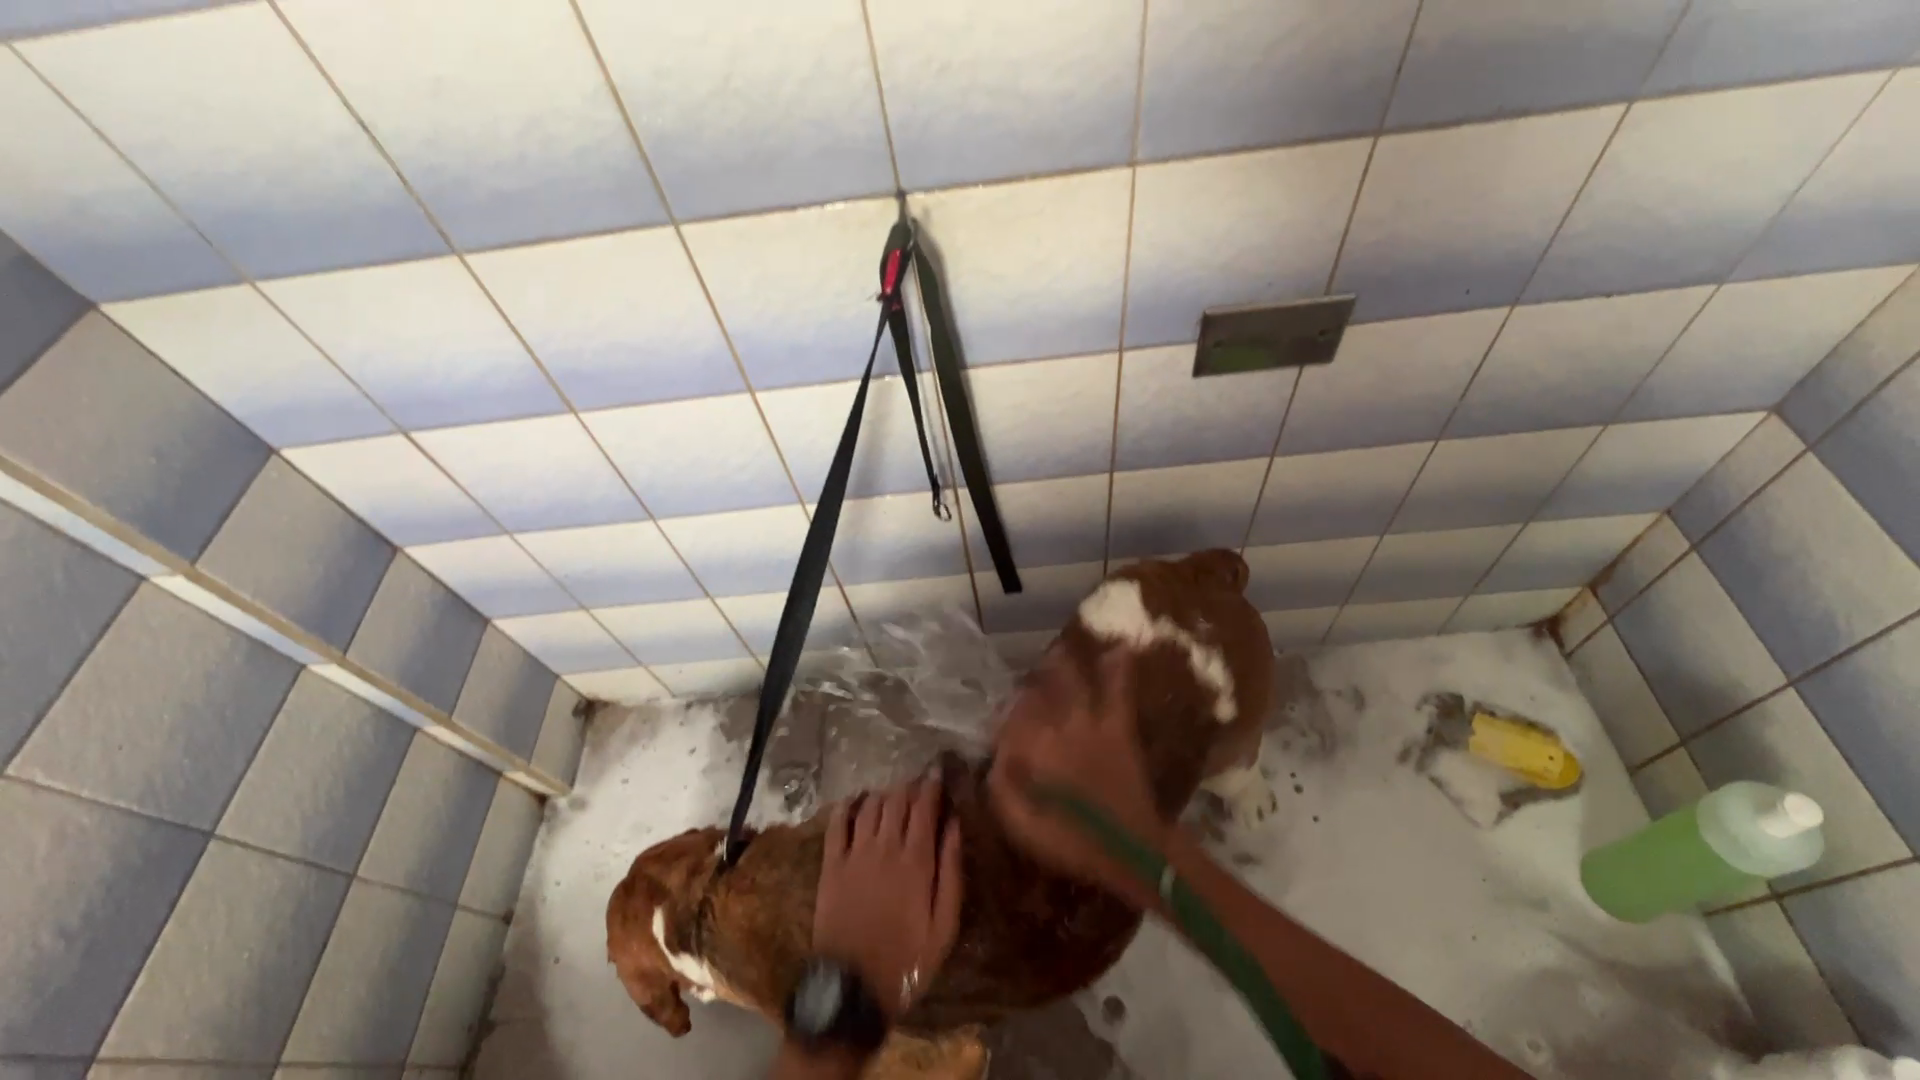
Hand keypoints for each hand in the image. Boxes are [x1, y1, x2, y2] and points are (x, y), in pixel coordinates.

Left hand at [813, 779, 962, 1019]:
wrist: (854, 986)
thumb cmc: (907, 959)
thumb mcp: (944, 925)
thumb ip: (951, 871)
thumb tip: (954, 826)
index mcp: (917, 862)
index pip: (925, 809)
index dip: (931, 787)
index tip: (938, 774)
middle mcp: (885, 848)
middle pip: (897, 802)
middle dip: (909, 786)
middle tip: (918, 783)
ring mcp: (854, 855)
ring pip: (870, 807)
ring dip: (884, 794)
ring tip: (893, 793)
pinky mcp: (830, 866)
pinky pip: (836, 824)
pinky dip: (846, 806)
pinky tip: (855, 800)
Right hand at [988, 646, 1168, 906]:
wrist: (1130, 850)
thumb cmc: (1070, 842)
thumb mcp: (1019, 823)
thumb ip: (1001, 783)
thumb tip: (996, 755)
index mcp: (1029, 748)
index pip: (1007, 719)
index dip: (1001, 718)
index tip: (997, 723)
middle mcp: (1056, 725)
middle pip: (1036, 692)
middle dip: (1028, 684)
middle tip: (1024, 681)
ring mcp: (1090, 722)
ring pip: (1071, 681)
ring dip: (1062, 664)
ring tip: (1058, 649)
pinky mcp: (1119, 727)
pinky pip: (1119, 689)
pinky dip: (1119, 667)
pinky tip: (1120, 647)